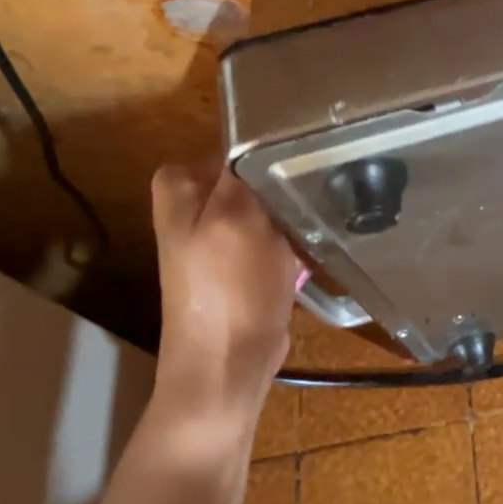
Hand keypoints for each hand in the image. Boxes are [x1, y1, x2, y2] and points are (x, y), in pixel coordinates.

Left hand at [151, 161, 300, 401]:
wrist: (229, 363)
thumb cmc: (229, 288)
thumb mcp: (237, 219)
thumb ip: (244, 174)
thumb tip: (261, 140)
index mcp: (180, 190)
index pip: (234, 146)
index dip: (270, 150)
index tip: (306, 157)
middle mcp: (197, 209)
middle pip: (256, 176)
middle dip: (286, 184)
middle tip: (319, 189)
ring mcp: (223, 239)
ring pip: (273, 206)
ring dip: (296, 215)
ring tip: (323, 219)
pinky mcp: (248, 267)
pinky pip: (281, 238)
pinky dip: (299, 243)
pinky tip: (318, 249)